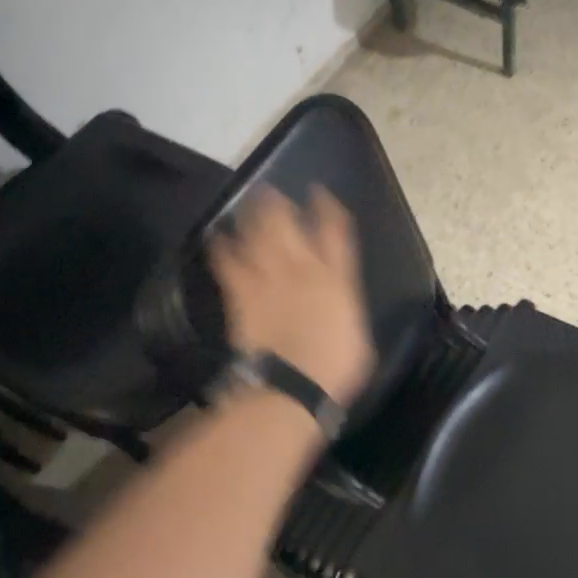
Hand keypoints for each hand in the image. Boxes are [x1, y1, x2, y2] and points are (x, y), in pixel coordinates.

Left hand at [208, 186, 375, 407]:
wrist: (294, 386)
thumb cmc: (335, 367)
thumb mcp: (358, 334)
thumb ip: (346, 305)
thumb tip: (340, 297)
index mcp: (337, 278)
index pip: (335, 231)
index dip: (327, 208)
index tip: (321, 194)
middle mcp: (303, 268)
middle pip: (290, 222)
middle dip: (282, 203)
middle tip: (274, 191)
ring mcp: (269, 278)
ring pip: (257, 233)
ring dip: (253, 215)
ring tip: (250, 204)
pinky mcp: (242, 293)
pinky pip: (228, 260)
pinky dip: (223, 246)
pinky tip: (219, 237)